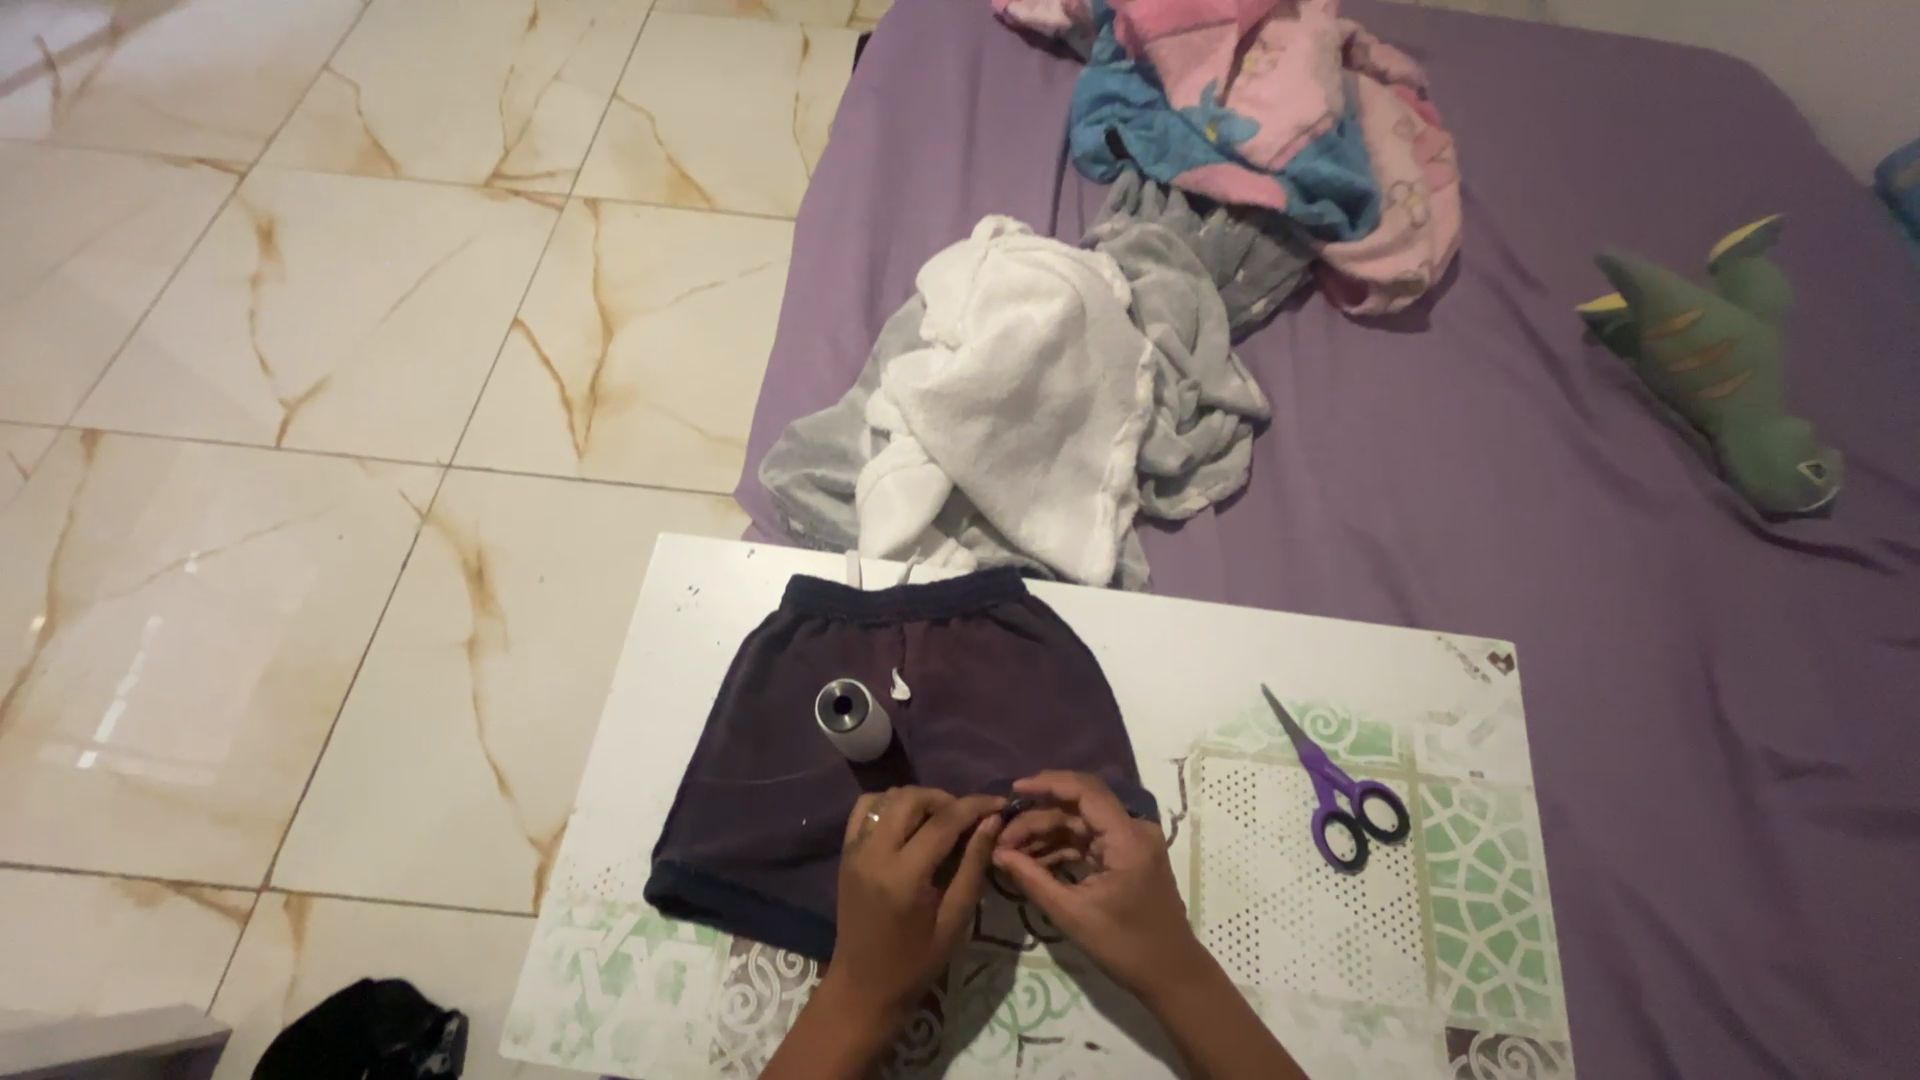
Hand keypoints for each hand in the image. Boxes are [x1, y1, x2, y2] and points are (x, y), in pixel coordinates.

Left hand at [827, 787, 1004, 1016]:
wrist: (863, 986)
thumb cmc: (916, 962)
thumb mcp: (955, 920)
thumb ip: (973, 865)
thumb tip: (992, 822)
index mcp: (904, 876)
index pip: (943, 821)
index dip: (975, 806)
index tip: (998, 803)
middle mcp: (874, 853)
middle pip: (912, 798)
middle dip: (945, 799)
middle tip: (967, 817)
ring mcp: (855, 849)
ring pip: (887, 797)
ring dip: (918, 799)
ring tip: (938, 820)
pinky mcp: (845, 851)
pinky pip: (864, 808)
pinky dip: (889, 804)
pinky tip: (907, 822)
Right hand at [992, 771, 1209, 997]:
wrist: (1172, 975)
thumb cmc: (1125, 947)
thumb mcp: (1072, 915)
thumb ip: (1033, 878)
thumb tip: (997, 853)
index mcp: (1127, 837)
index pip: (1085, 790)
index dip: (1048, 783)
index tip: (1015, 789)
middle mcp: (1133, 829)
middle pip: (1078, 806)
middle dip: (1038, 817)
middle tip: (1003, 837)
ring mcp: (1131, 841)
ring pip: (1080, 822)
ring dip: (1046, 833)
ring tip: (1011, 851)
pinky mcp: (1126, 855)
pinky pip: (1089, 839)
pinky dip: (1062, 847)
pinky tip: (1033, 861)